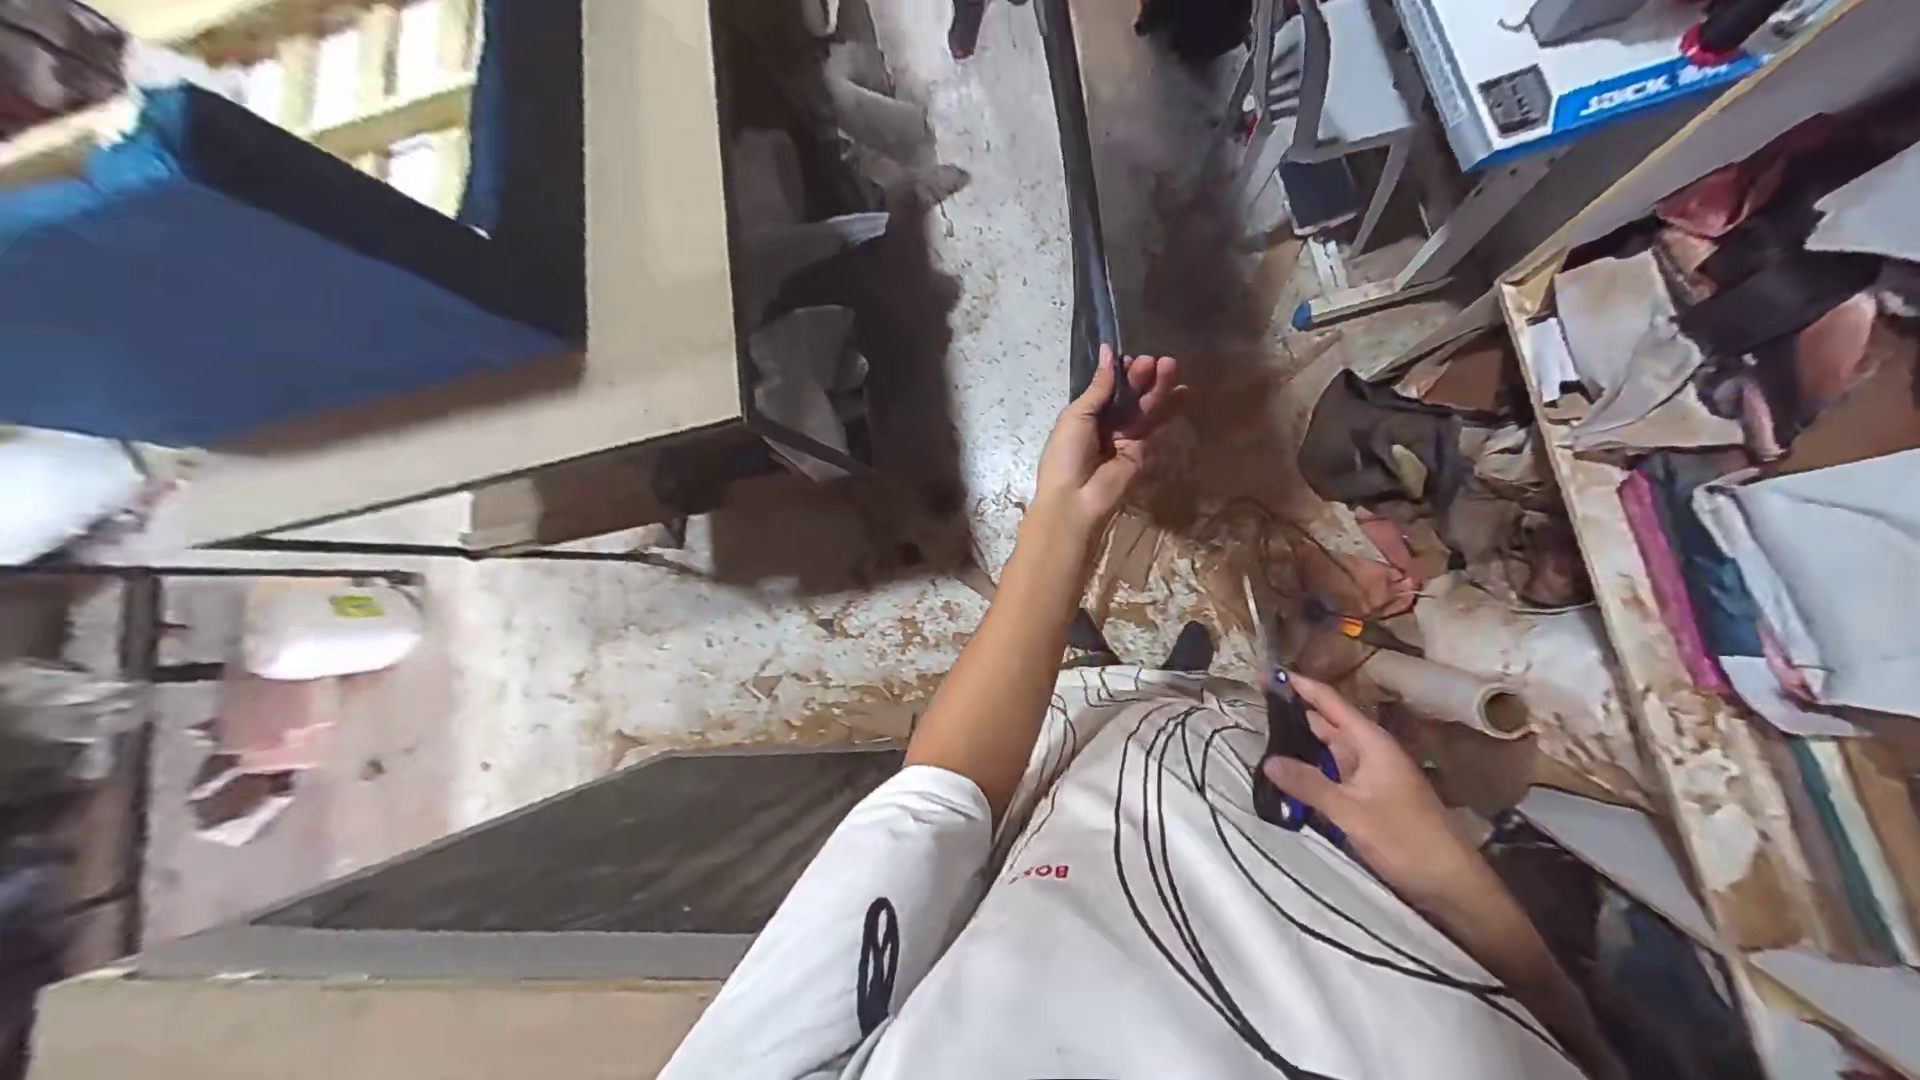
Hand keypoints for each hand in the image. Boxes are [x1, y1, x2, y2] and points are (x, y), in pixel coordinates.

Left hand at [1031, 346, 1181, 541]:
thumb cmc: (1066, 456)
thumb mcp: (1076, 416)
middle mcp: (1104, 425)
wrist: (1076, 500)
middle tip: (1153, 359)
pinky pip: (1155, 426)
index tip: (1129, 356)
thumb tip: (1108, 352)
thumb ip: (1097, 388)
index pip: (1105, 388)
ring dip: (1157, 386)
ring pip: (1143, 407)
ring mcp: (1123, 438)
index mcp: (1082, 415)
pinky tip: (1183, 390)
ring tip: (1170, 364)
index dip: (1118, 373)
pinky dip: (1169, 409)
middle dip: (1139, 377)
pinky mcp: (1140, 451)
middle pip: (1126, 395)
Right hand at [1262, 675, 1478, 907]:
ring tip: (1263, 731)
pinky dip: (1309, 765)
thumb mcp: (1353, 813)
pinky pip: (1331, 771)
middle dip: (1295, 709)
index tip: (1268, 672)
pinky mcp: (1367, 796)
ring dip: (1300, 739)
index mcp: (1372, 744)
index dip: (1300, 685)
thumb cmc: (1409, 842)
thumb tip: (1269, 760)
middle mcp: (1371, 752)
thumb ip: (1309, 785)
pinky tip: (1289, 770)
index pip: (1330, 702)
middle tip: (1256, 701)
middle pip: (1327, 721)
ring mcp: (1370, 775)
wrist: (1454, 888)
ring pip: (1328, 747)